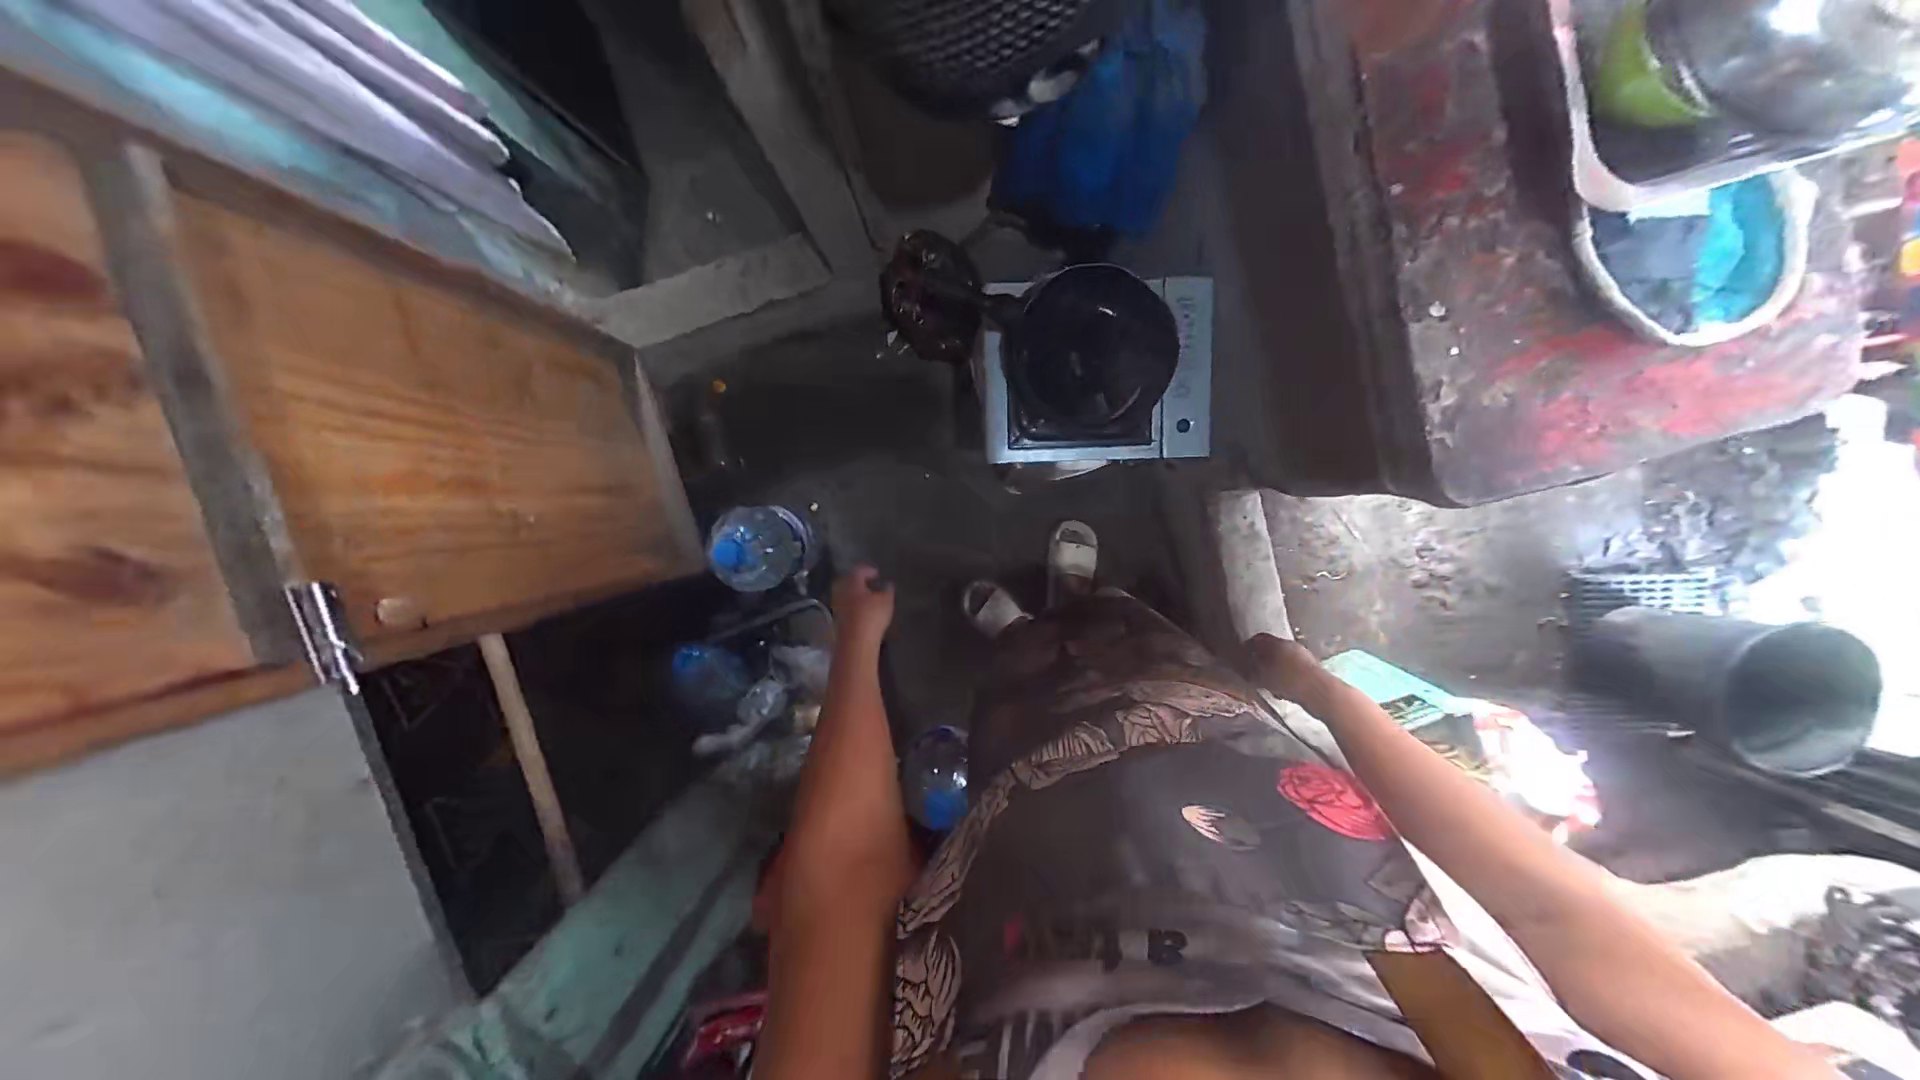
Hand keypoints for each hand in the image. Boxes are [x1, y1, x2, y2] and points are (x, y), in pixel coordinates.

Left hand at [832, 566, 894, 651]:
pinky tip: (864, 611)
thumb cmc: (872, 615)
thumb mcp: (886, 601)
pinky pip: (847, 607)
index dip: (868, 570)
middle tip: (872, 585)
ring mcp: (838, 606)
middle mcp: (842, 592)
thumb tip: (887, 583)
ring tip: (870, 599)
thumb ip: (887, 590)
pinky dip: (855, 605)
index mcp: (852, 583)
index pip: (858, 571)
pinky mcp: (838, 619)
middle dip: (860, 583)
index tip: (877, 574)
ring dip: (857, 595)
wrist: (855, 641)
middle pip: (850, 583)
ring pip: (847, 595)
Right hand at [1249, 634, 1335, 710]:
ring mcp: (1304, 657)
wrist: (1320, 693)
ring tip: (1268, 684)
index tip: (1243, 657)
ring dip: (1275, 669)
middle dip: (1262, 659)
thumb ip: (1250, 668)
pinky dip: (1287, 677)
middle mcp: (1291, 645)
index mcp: (1277, 642)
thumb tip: (1245, 664)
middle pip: (1272, 648)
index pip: (1258, 638)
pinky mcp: (1313, 669)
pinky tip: (1284, 690)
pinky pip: (1294, 670)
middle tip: (1254, 671)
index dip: (1248, 647)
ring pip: (1284, 660)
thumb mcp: (1261, 676)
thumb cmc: (1287, 681)